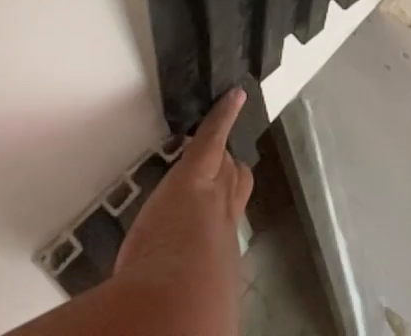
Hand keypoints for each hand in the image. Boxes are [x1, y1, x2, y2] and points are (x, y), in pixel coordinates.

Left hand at [112, 90, 252, 331]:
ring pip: (230, 169)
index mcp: (219, 261)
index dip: (228, 213)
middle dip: (231, 180)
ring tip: (226, 128)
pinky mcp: (195, 175)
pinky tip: (233, 96)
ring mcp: (214, 198)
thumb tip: (176, 304)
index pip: (230, 229)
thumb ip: (182, 292)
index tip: (225, 211)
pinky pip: (213, 138)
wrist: (172, 310)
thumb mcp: (183, 309)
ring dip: (224, 156)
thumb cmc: (172, 319)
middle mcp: (226, 228)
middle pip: (238, 190)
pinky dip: (224, 117)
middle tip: (223, 168)